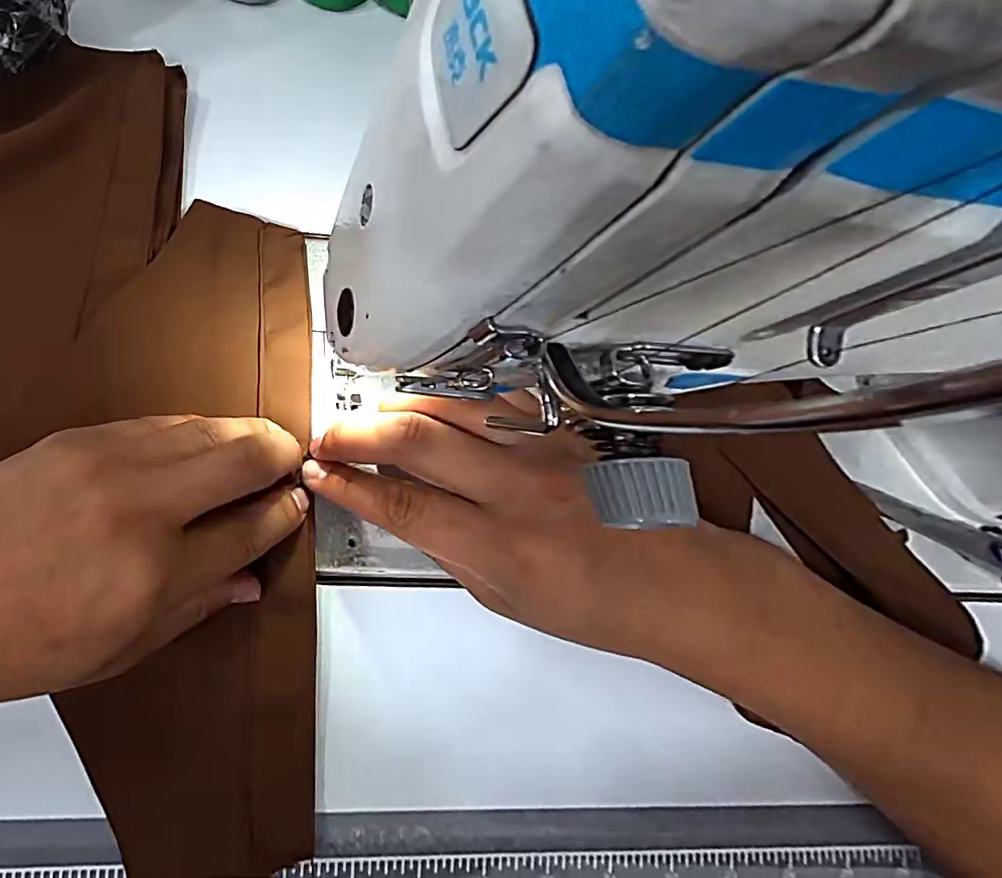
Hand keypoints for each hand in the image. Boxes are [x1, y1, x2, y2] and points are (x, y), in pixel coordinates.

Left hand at [0, 416, 306, 760]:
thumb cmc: (8, 642)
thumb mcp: (115, 650)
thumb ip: (193, 608)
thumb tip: (245, 580)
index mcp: (152, 574)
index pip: (249, 527)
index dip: (283, 513)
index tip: (295, 504)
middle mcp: (138, 507)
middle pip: (243, 456)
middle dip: (282, 453)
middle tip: (294, 459)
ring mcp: (105, 461)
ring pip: (205, 427)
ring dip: (242, 433)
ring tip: (258, 443)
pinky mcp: (78, 438)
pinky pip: (158, 422)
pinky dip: (192, 430)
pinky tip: (200, 441)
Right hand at [302, 394, 796, 665]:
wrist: (680, 580)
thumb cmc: (601, 604)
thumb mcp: (504, 598)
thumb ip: (448, 548)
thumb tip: (403, 511)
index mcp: (502, 546)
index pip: (403, 505)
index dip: (350, 485)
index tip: (320, 472)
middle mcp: (520, 490)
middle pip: (416, 440)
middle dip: (356, 433)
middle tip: (328, 435)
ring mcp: (543, 448)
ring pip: (450, 405)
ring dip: (396, 405)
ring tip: (369, 417)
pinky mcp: (559, 427)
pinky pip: (490, 398)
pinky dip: (448, 398)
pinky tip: (428, 404)